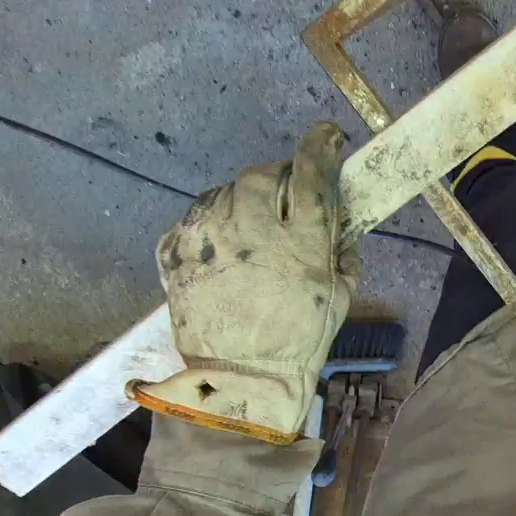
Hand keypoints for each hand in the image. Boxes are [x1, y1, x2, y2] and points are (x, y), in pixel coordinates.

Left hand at [131, 123, 360, 443]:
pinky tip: (227, 249)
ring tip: (253, 229)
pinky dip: (215, 224)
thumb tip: (334, 217)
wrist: (242, 378)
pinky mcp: (174, 250)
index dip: (321, 148)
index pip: (311, 176)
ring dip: (245, 201)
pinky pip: (198, 217)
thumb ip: (339, 246)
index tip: (326, 137)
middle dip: (278, 178)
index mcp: (299, 243)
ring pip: (226, 192)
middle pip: (264, 175)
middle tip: (286, 197)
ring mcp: (206, 238)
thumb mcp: (341, 293)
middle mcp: (250, 230)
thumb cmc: (301, 339)